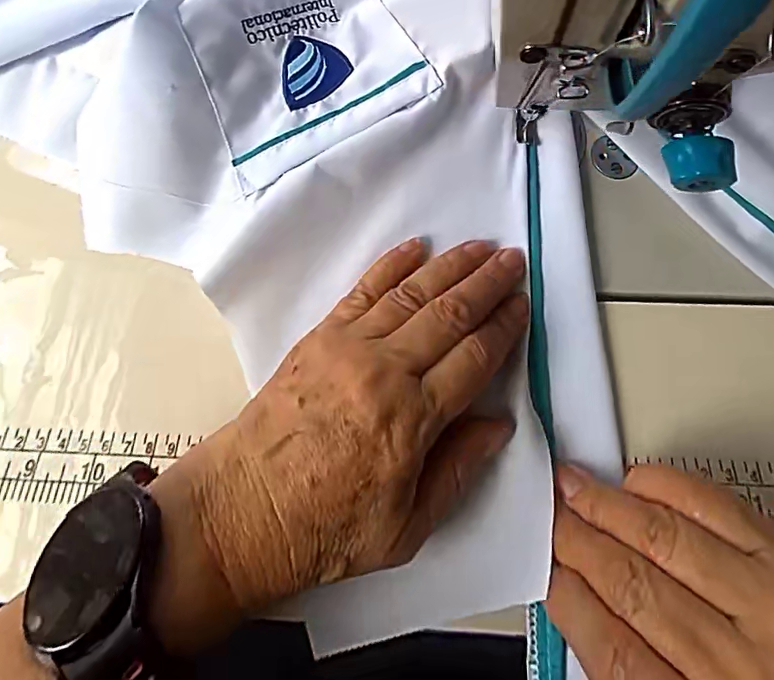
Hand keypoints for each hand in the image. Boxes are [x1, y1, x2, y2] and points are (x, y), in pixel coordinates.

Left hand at [147, 238, 529, 646]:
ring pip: (410, 294)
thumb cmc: (328, 524)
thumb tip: (498, 422)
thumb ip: (458, 469)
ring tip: (478, 247)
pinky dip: (390, 265)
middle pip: (448, 315)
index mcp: (412, 419)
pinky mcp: (319, 336)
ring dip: (448, 267)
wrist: (249, 503)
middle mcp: (383, 371)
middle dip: (486, 284)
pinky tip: (414, 248)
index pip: (473, 358)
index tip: (523, 304)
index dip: (504, 327)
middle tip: (512, 260)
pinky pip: (363, 291)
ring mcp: (348, 347)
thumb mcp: (409, 526)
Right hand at [546, 463, 773, 679]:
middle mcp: (750, 674)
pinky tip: (635, 481)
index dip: (566, 593)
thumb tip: (568, 590)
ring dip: (604, 504)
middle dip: (574, 536)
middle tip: (551, 511)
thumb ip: (633, 662)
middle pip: (630, 584)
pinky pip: (714, 508)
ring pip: (662, 539)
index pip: (612, 650)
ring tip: (575, 485)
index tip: (545, 561)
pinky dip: (663, 484)